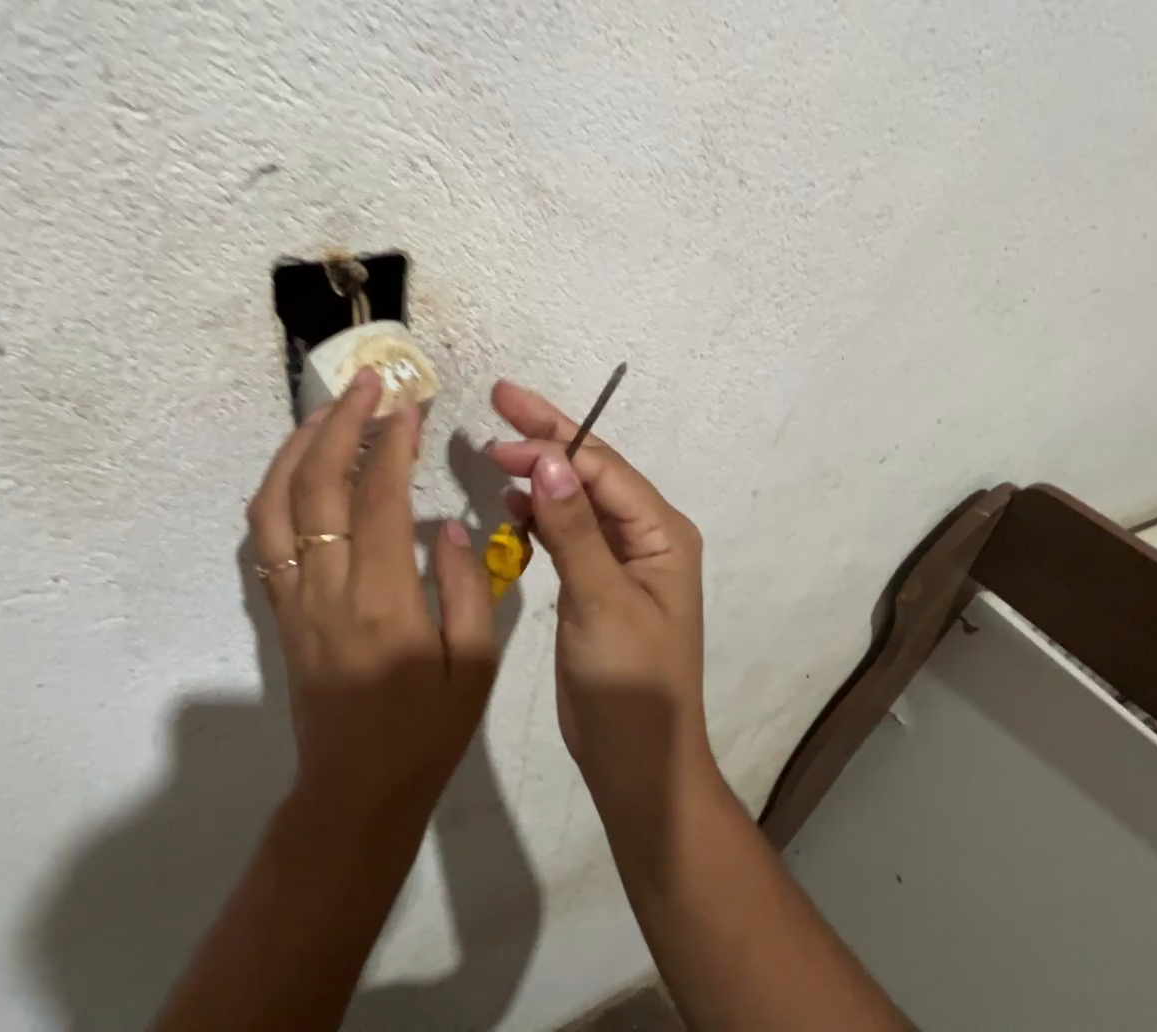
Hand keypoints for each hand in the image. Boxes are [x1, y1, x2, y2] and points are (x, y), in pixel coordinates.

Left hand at [247, 369, 499, 820]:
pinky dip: (275, 491)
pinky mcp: (279, 613)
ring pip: (275, 504)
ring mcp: (294, 599)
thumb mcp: (475, 665)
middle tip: (366, 384)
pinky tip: (298, 471)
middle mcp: (328, 589)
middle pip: (318, 484)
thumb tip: (453, 525)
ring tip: (326, 414)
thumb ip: (469, 589)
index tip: (408, 406)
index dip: (392, 443)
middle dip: (340, 423)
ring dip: (296, 448)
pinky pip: (264, 539)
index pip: (380, 498)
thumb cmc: (426, 731)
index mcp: (384, 601)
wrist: (356, 789)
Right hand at [486, 380, 707, 786]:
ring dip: (541, 473)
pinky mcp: (595, 585)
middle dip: (548, 437)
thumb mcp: (602, 604)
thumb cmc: (629, 684)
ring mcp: (620, 562)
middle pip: (592, 473)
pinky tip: (512, 503)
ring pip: (577, 501)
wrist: (636, 758)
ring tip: (495, 450)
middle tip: (500, 398)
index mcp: (662, 535)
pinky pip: (567, 534)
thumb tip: (553, 461)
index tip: (498, 432)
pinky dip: (539, 515)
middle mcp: (645, 538)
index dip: (553, 444)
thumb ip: (575, 533)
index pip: (603, 471)